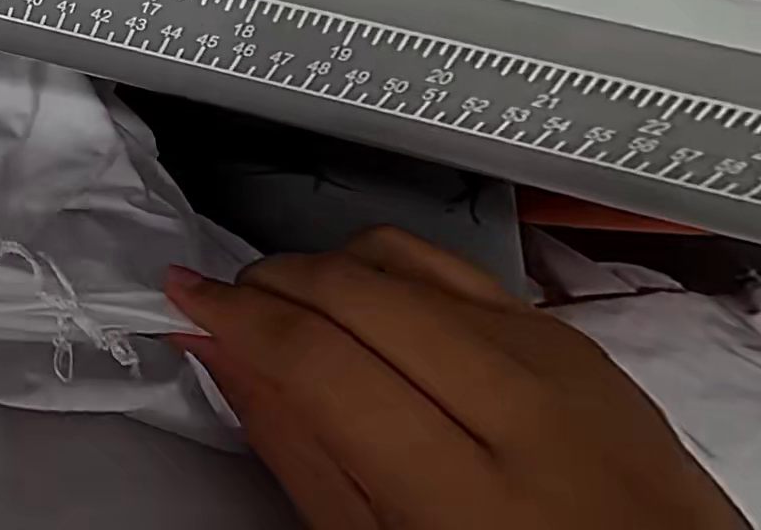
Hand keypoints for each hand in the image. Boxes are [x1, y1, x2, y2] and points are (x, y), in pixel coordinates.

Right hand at [166, 226, 746, 529]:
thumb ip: (284, 437)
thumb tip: (208, 340)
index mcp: (481, 506)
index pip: (319, 360)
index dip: (233, 314)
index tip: (181, 293)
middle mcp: (538, 422)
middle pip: (352, 292)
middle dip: (265, 282)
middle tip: (229, 302)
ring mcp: (568, 368)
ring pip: (393, 256)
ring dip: (315, 266)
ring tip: (291, 302)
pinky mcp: (578, 339)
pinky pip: (444, 260)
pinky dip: (376, 262)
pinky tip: (358, 296)